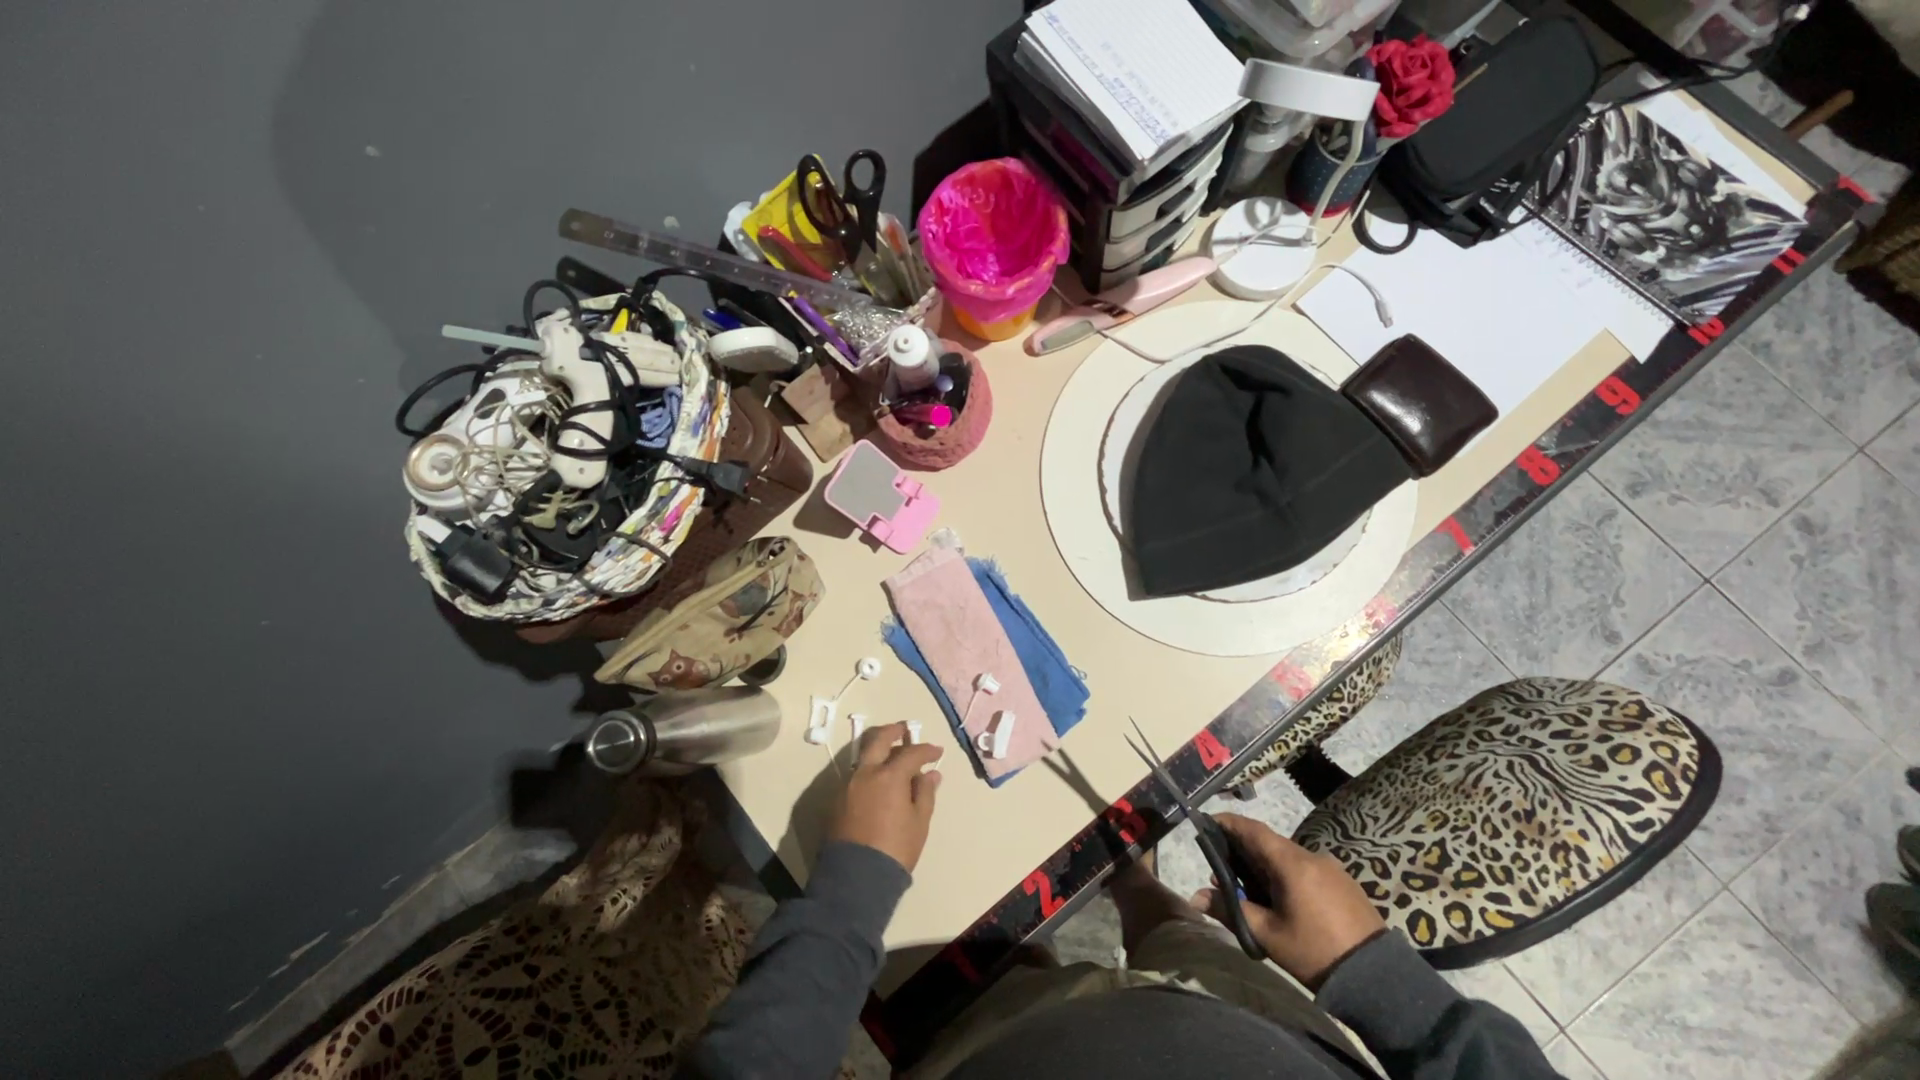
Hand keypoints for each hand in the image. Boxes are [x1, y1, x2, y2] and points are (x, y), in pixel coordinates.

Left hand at [827, 722, 943, 872]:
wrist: (856, 877)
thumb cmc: (895, 849)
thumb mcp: (919, 822)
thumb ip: (924, 793)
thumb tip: (930, 774)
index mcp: (889, 776)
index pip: (911, 753)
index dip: (926, 750)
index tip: (937, 752)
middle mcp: (865, 773)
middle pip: (877, 740)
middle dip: (893, 731)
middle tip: (905, 729)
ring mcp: (846, 785)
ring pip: (863, 758)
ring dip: (878, 752)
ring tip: (891, 758)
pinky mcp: (836, 800)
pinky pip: (855, 776)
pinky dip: (868, 772)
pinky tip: (877, 783)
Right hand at [1190, 813, 1385, 988]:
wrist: (1376, 977)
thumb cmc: (1314, 951)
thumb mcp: (1267, 934)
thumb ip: (1231, 910)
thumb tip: (1195, 898)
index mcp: (1291, 863)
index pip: (1253, 830)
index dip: (1228, 823)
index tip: (1207, 823)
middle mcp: (1312, 857)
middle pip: (1269, 844)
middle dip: (1242, 852)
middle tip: (1220, 871)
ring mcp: (1331, 869)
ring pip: (1287, 858)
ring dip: (1264, 866)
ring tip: (1248, 890)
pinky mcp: (1343, 883)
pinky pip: (1306, 869)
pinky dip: (1285, 875)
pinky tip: (1279, 898)